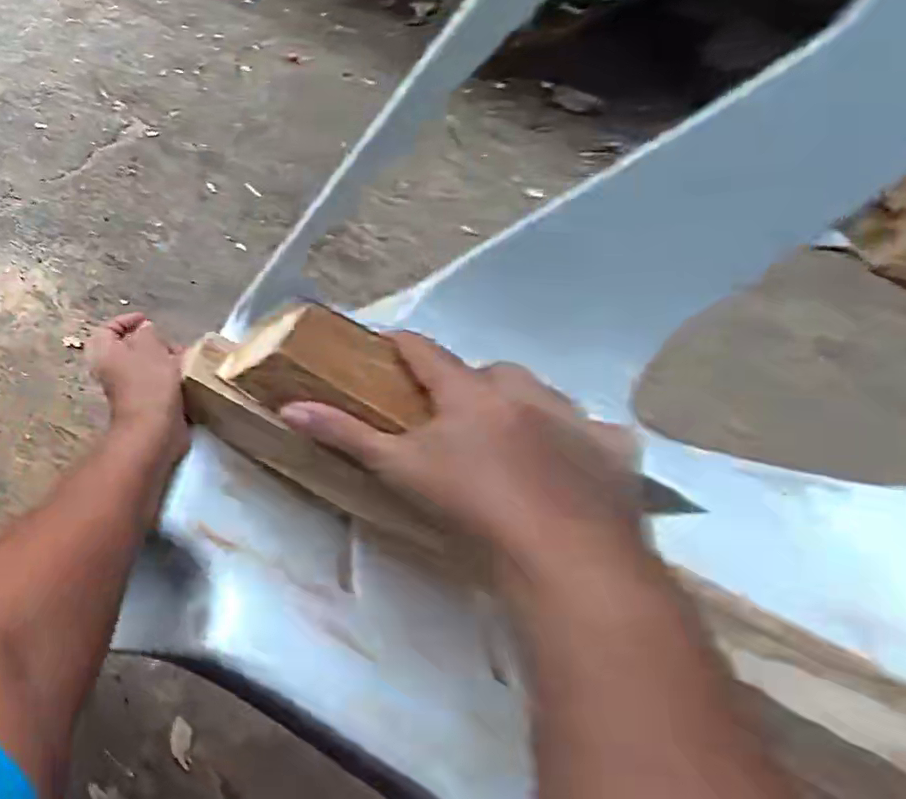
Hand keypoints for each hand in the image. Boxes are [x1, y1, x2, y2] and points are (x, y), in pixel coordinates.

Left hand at [84, 313, 186, 452]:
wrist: (154, 429)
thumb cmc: (148, 381)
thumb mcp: (149, 346)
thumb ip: (146, 332)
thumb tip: (145, 330)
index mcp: (104, 352)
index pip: (108, 328)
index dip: (127, 320)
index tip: (147, 320)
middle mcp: (111, 369)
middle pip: (130, 346)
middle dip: (153, 341)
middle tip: (170, 341)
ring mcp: (128, 387)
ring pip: (146, 365)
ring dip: (165, 358)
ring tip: (185, 357)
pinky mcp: (145, 402)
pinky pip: (156, 382)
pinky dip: (170, 376)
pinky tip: (187, 374)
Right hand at [279, 334, 643, 568]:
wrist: (569, 561)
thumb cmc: (471, 506)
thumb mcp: (396, 468)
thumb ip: (343, 433)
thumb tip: (288, 408)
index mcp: (468, 392)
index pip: (425, 351)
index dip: (400, 343)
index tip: (384, 343)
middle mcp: (525, 395)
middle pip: (489, 369)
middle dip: (466, 380)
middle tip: (446, 411)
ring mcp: (577, 423)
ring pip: (543, 393)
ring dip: (520, 402)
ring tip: (502, 431)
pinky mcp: (617, 457)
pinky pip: (598, 431)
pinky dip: (578, 437)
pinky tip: (567, 457)